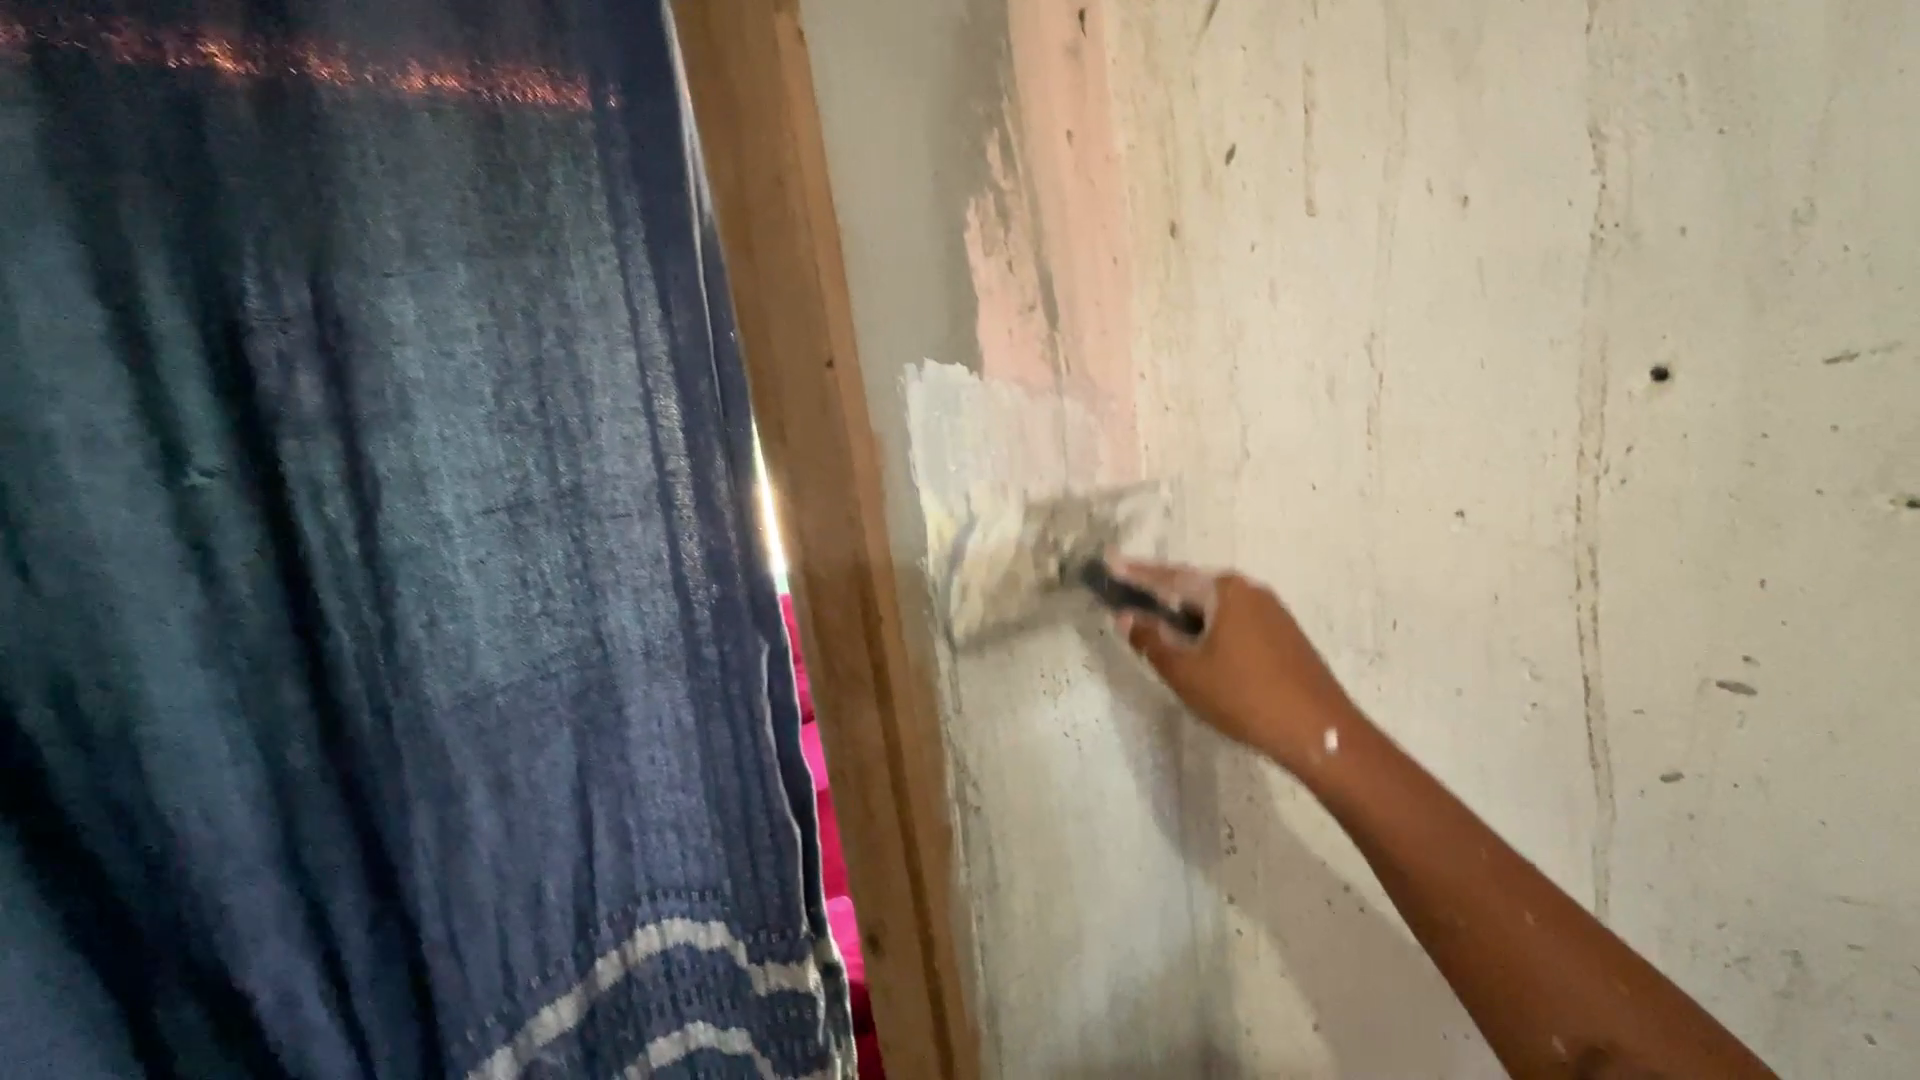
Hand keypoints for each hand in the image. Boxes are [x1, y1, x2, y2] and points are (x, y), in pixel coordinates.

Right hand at [1110, 557, 1360, 765]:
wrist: (1319, 730)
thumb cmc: (1243, 696)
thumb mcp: (1186, 671)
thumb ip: (1152, 639)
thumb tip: (1126, 617)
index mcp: (1224, 591)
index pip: (1168, 576)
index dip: (1135, 573)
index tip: (1109, 562)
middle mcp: (1249, 591)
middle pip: (1193, 586)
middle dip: (1160, 594)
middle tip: (1129, 597)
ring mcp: (1272, 612)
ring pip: (1215, 606)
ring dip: (1185, 614)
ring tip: (1158, 626)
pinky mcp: (1284, 635)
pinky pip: (1233, 620)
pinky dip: (1208, 627)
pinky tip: (1199, 647)